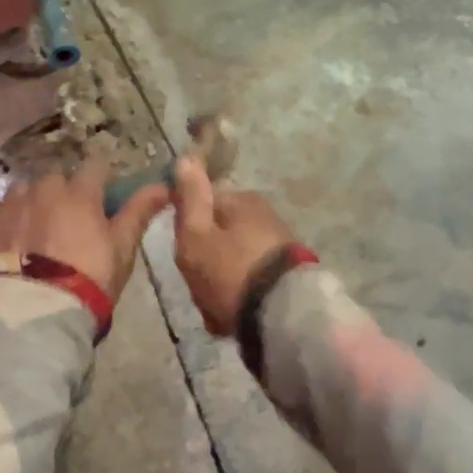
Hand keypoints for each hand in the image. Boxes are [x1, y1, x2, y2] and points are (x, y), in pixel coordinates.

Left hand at [0, 154, 170, 297]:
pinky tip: (7, 231)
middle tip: (68, 218)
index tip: (102, 192)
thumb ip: (139, 212)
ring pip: (23, 190)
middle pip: (55, 178)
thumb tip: (164, 185)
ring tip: (35, 227)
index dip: (100, 178)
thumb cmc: (89, 278)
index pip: (94, 166)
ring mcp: (11, 205)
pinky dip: (1, 215)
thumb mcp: (122, 247)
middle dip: (63, 191)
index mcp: (80, 193)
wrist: (36, 310)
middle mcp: (44, 190)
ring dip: (31, 201)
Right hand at [170, 157, 296, 334]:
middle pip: (218, 233)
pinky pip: (250, 278)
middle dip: (205, 258)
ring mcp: (279, 243)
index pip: (202, 203)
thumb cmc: (230, 271)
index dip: (186, 228)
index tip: (184, 254)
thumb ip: (190, 198)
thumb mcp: (197, 235)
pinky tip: (235, 312)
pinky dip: (239, 293)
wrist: (282, 315)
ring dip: (220, 281)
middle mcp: (264, 214)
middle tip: (199, 284)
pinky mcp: (288, 271)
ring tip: (216, 307)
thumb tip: (186, 157)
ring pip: (233, 259)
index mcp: (242, 199)